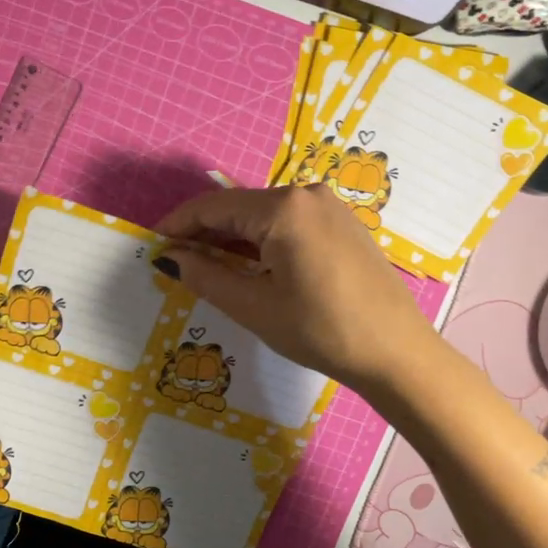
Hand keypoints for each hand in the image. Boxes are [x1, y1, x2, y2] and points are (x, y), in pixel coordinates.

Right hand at [154, 184, 441, 393]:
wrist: (395, 352)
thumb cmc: (319, 330)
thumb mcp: (253, 306)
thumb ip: (205, 275)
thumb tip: (170, 257)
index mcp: (282, 209)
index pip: (213, 206)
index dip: (178, 225)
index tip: (152, 245)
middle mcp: (306, 194)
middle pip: (239, 207)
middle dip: (205, 233)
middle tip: (177, 263)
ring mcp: (330, 208)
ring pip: (263, 216)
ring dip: (233, 238)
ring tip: (209, 269)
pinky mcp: (343, 225)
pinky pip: (289, 224)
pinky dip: (262, 241)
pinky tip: (251, 268)